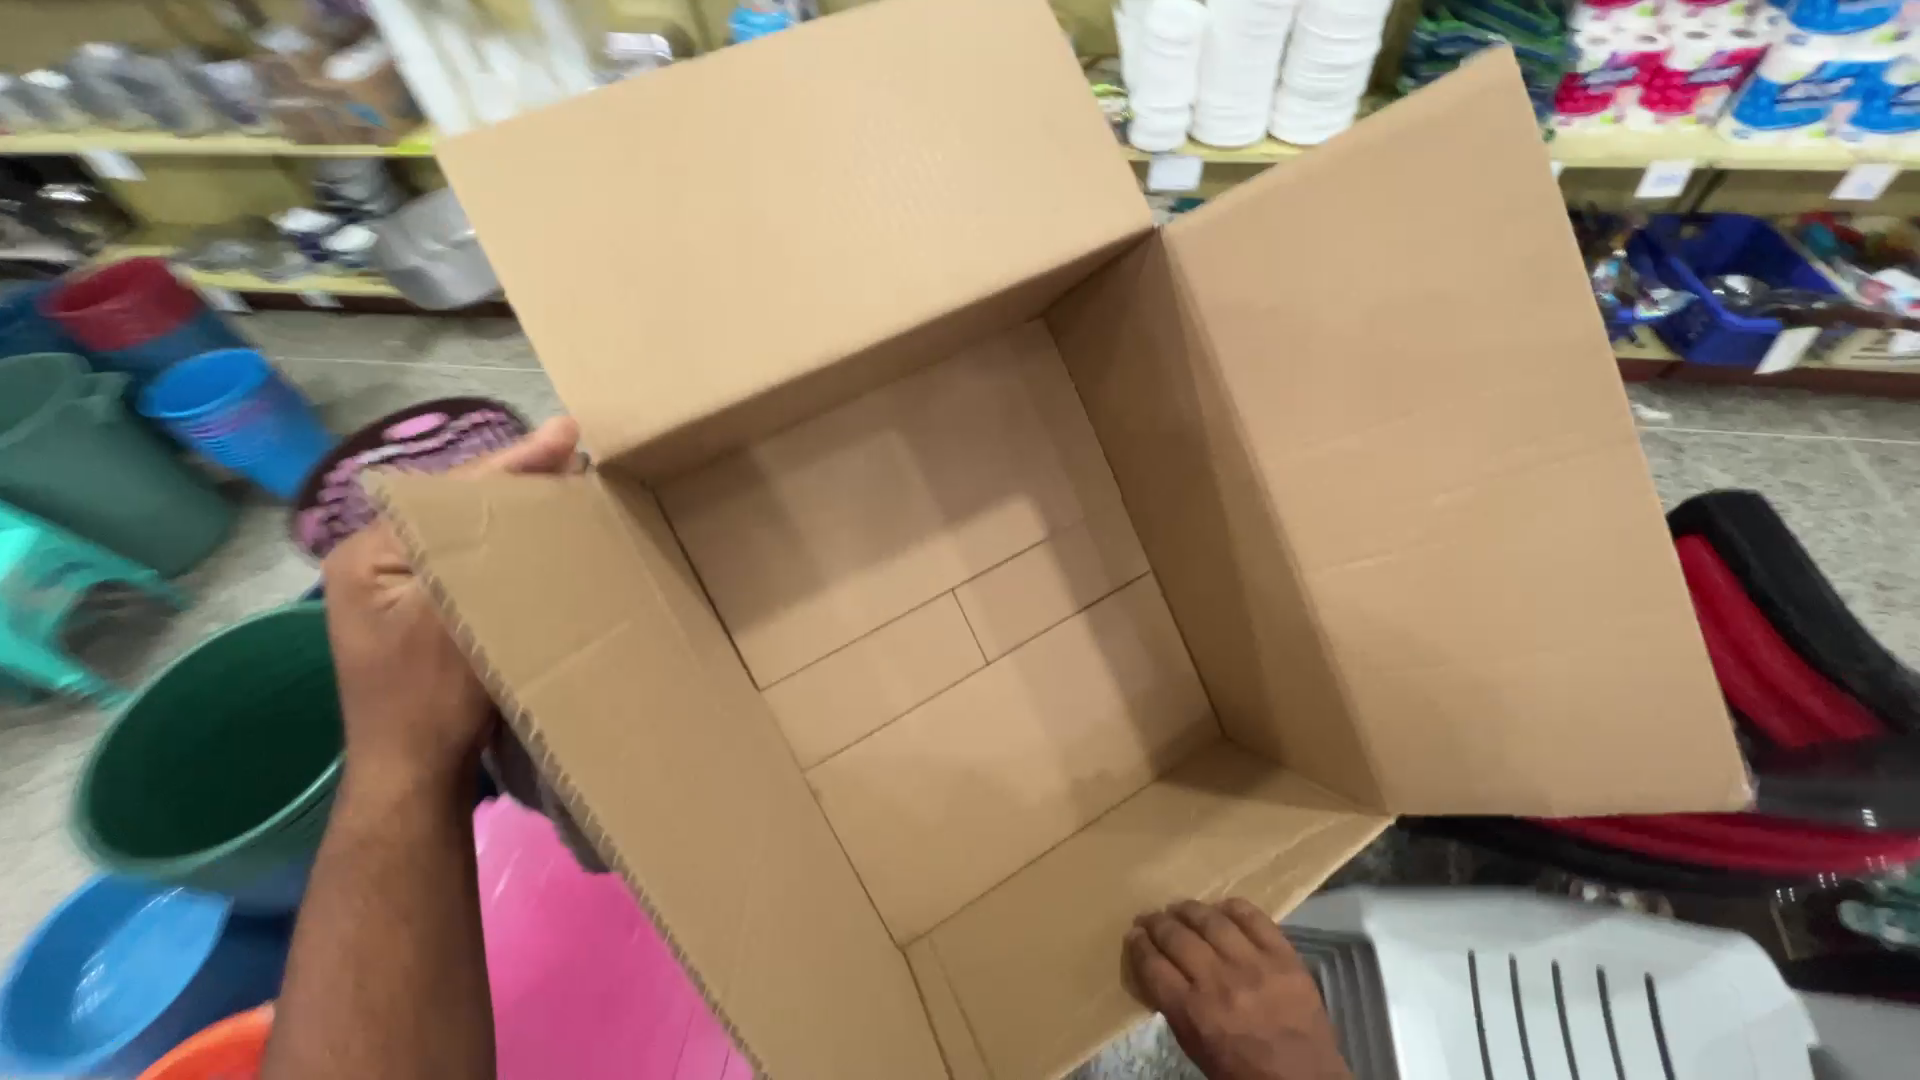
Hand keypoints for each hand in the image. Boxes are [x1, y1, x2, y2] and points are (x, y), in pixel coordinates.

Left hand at [322, 417, 581, 793]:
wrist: (414, 775)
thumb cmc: (431, 699)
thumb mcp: (457, 619)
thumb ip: (487, 554)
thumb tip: (539, 494)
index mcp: (372, 551)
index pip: (454, 490)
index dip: (515, 460)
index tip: (568, 433)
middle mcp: (381, 560)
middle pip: (461, 505)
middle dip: (520, 480)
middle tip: (576, 453)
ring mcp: (403, 589)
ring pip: (472, 533)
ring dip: (521, 513)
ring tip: (570, 485)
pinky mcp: (429, 613)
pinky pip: (477, 562)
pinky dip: (515, 548)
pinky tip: (550, 539)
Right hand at [1125, 899, 1350, 1079]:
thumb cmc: (1242, 1073)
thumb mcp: (1195, 1047)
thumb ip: (1174, 1005)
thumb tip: (1156, 965)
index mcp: (1193, 1013)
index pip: (1152, 964)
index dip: (1138, 944)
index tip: (1134, 934)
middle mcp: (1219, 982)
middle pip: (1176, 936)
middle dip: (1156, 923)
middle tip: (1150, 918)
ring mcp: (1254, 966)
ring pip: (1210, 920)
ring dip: (1188, 909)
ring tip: (1180, 908)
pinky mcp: (1284, 958)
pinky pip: (1253, 918)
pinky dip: (1232, 908)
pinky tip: (1221, 909)